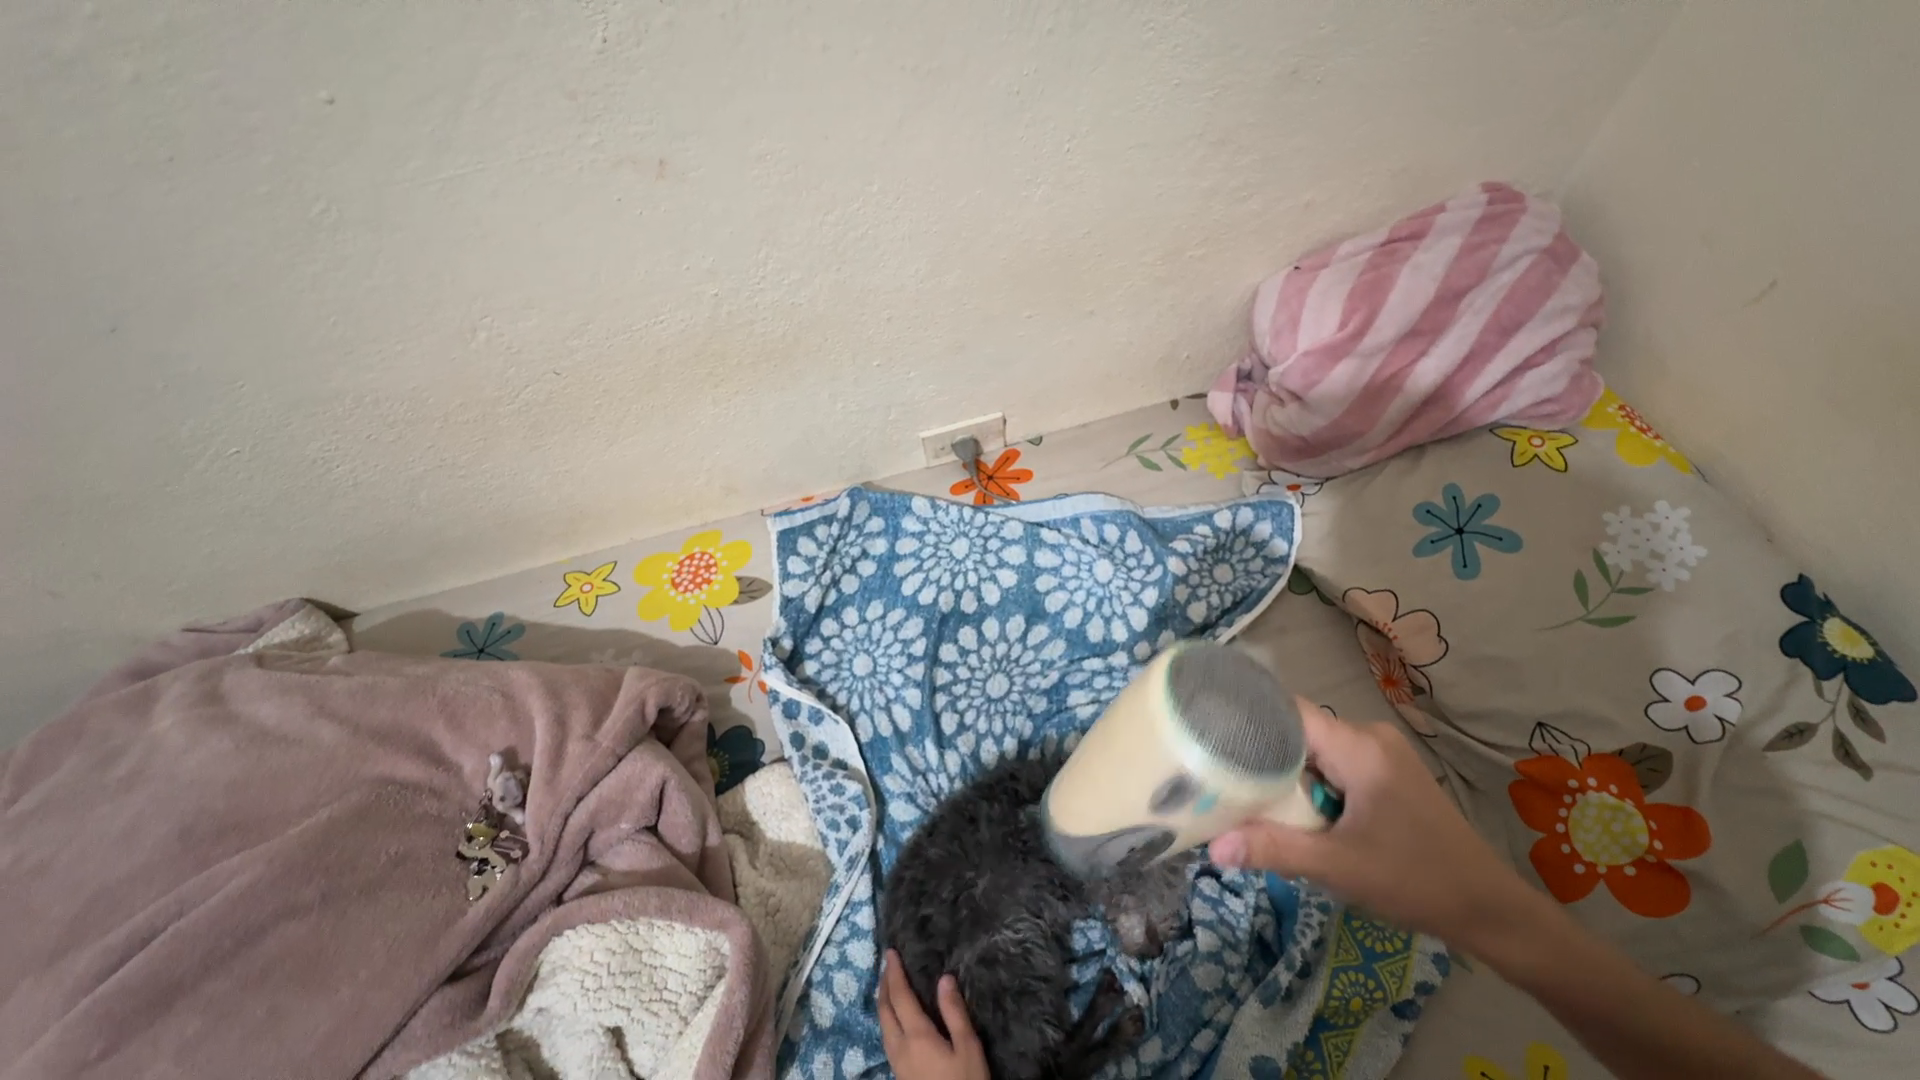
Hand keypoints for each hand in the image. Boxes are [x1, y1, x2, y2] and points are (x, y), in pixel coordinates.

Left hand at [877, 950, 988, 1079]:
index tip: (891, 952)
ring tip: (889, 986)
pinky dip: (888, 1018)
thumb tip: (943, 978)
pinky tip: (896, 1019)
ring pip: (882, 1025)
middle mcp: (900, 1047)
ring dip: (883, 1001)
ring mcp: (896, 1063)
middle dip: (884, 984)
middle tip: (888, 965)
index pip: (900, 997)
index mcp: (916, 1036)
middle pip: (884, 1010)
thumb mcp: (968, 1048)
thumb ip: (954, 1012)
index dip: (894, 973)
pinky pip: (887, 1037)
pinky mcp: (899, 1074)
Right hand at [1208, 705, 1537, 946]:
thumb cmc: (1415, 879)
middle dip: (1259, 754)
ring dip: (1284, 773)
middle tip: (1216, 776)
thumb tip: (1212, 847)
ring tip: (1243, 795)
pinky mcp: (1387, 773)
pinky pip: (1333, 763)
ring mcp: (1382, 753)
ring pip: (1313, 749)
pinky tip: (1290, 809)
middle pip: (1297, 730)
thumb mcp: (1338, 866)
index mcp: (1359, 746)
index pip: (1288, 711)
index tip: (1207, 736)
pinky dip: (1308, 782)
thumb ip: (1274, 849)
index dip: (1247, 719)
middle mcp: (1370, 736)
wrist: (1489, 908)